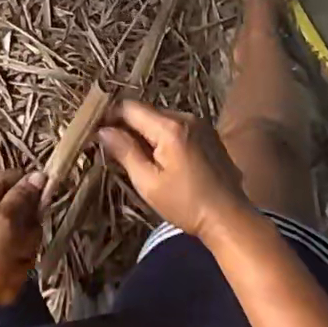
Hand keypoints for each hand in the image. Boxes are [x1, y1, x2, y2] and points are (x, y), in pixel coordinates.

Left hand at [0, 169, 45, 326]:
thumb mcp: (2, 220)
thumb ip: (25, 198)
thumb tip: (40, 174)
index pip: (18, 180)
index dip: (34, 192)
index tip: (43, 206)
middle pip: (26, 217)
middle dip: (26, 236)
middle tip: (13, 246)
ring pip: (24, 247)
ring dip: (18, 263)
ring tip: (1, 273)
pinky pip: (14, 270)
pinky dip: (9, 281)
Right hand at [97, 100, 253, 241]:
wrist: (229, 218)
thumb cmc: (186, 204)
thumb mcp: (148, 183)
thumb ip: (125, 152)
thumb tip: (103, 130)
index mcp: (169, 128)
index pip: (131, 108)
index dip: (111, 116)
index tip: (98, 131)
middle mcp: (186, 117)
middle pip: (147, 112)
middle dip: (129, 125)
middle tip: (115, 148)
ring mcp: (200, 123)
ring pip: (162, 118)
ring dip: (147, 131)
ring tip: (139, 156)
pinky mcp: (208, 133)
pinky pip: (178, 126)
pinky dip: (164, 136)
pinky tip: (164, 159)